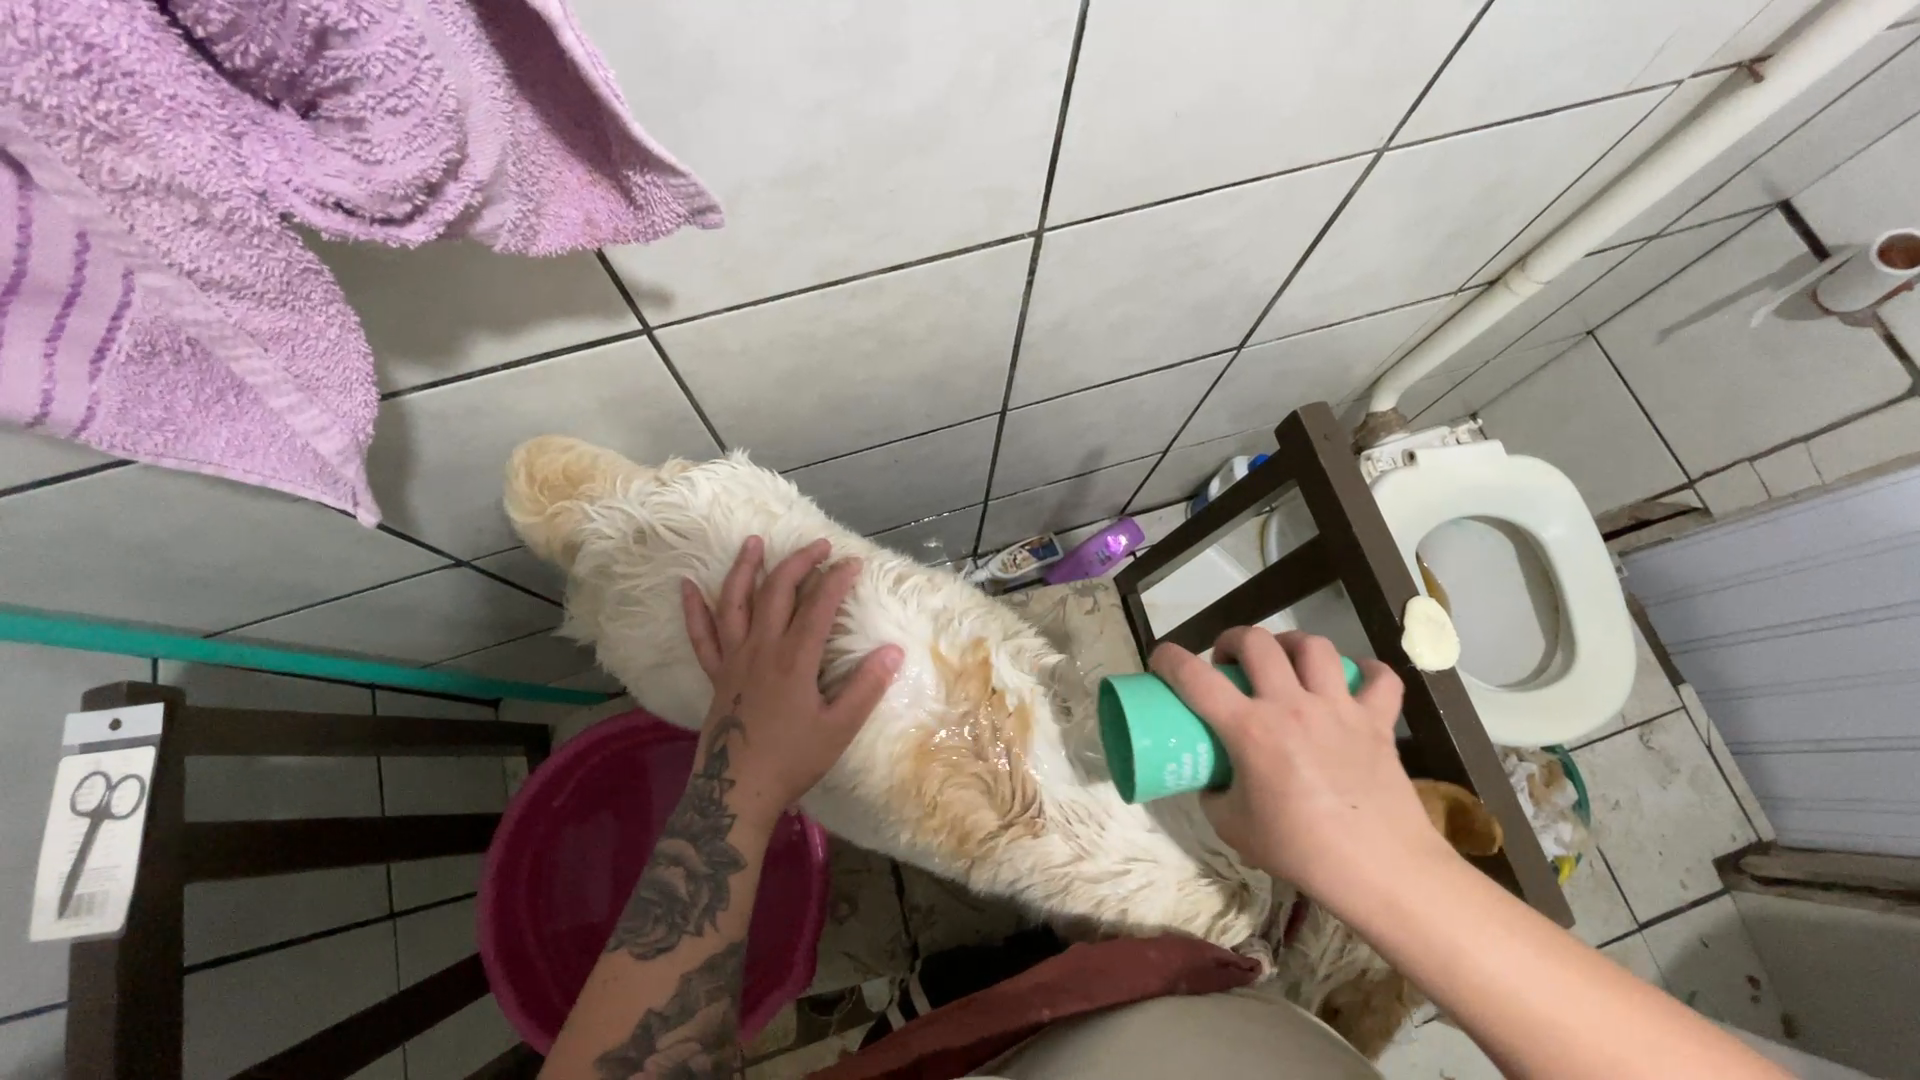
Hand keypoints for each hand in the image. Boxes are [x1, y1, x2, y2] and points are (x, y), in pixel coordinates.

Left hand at [680, 536, 902, 825]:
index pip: (819, 605)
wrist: (737, 791)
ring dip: (744, 569)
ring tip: (754, 542)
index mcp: (795, 660)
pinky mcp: (715, 674)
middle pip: (777, 591)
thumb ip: (866, 687)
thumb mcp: (839, 728)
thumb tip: (893, 651)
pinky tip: (686, 586)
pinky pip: (701, 635)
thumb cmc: (793, 760)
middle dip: (799, 562)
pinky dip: (693, 609)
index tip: (854, 563)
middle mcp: (761, 649)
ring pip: (734, 602)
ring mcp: (733, 659)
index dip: (837, 580)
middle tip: (818, 545)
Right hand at [1149, 628, 1445, 900]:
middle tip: (1228, 662)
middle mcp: (1292, 706)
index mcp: (1250, 730)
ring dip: (1290, 644)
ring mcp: (1339, 709)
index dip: (1169, 659)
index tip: (1160, 659)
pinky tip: (1352, 680)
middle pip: (1256, 642)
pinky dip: (1365, 671)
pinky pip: (1379, 678)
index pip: (1195, 678)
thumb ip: (1214, 793)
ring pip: (1314, 646)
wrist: (1379, 870)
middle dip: (1232, 640)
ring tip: (1284, 661)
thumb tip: (1214, 778)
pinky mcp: (1378, 721)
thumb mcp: (1233, 827)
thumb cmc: (1300, 850)